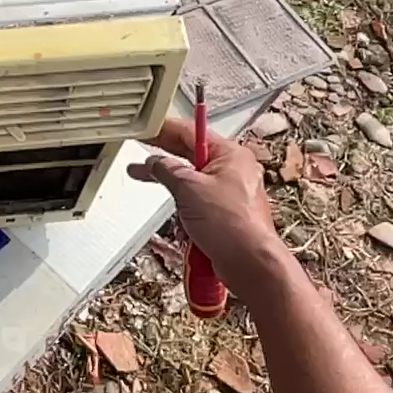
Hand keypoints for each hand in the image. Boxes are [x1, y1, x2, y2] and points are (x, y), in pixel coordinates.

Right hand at [127, 116, 280, 268]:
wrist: (250, 263)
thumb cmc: (233, 225)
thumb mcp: (188, 188)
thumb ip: (166, 170)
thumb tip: (154, 163)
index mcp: (230, 155)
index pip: (190, 132)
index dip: (164, 129)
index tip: (146, 128)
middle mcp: (233, 171)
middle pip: (190, 155)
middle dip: (164, 158)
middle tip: (142, 149)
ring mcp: (229, 193)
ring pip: (192, 181)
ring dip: (173, 186)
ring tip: (148, 180)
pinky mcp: (224, 214)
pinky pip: (197, 202)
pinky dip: (183, 207)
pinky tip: (174, 215)